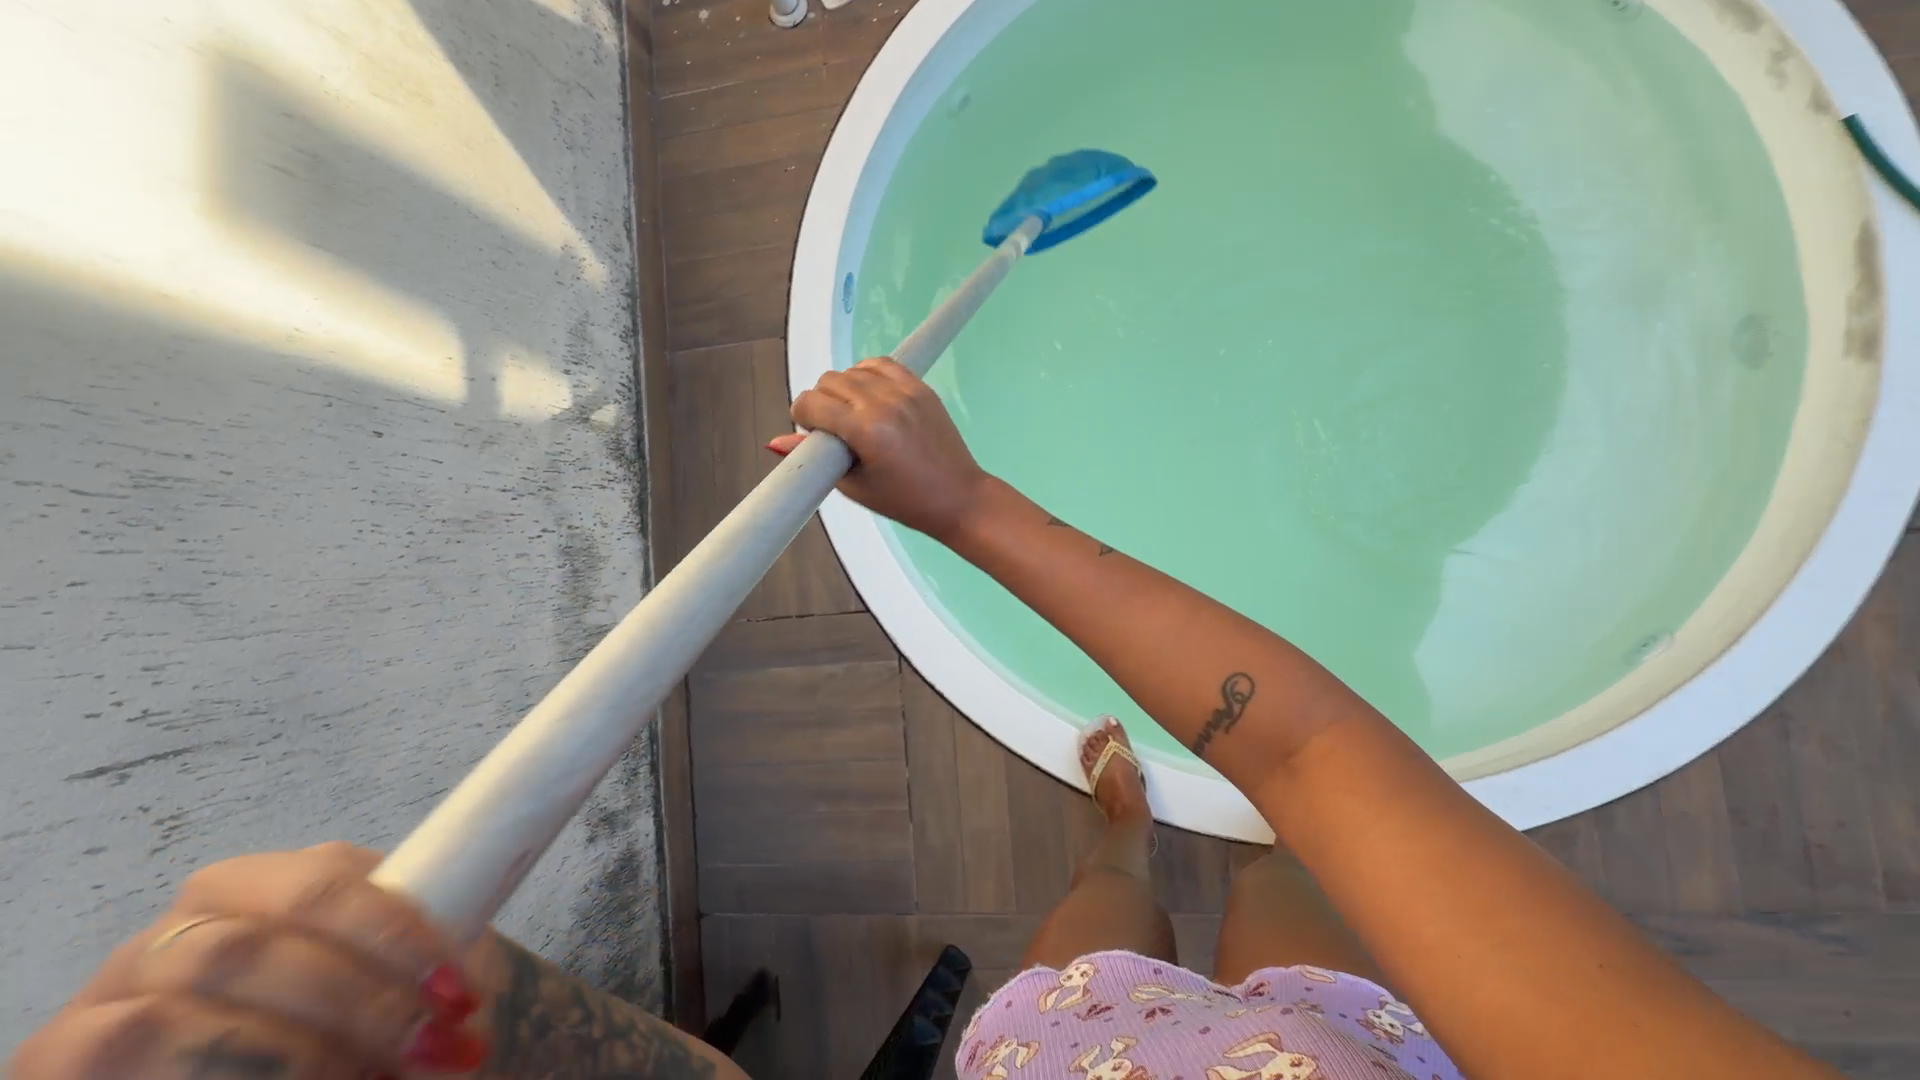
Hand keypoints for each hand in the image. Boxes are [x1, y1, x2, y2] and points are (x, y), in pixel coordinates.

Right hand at [10, 843, 488, 1078]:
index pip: (316, 885)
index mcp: (253, 884)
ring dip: (292, 1060)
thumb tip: (453, 982)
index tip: (456, 992)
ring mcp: (104, 1016)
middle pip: (245, 956)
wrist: (371, 1057)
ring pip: (163, 1030)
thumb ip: (416, 933)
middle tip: (431, 1047)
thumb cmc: (391, 1009)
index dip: (390, 936)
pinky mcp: (61, 1079)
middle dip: (351, 1008)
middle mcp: (166, 940)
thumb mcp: (410, 961)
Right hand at [771, 358, 992, 540]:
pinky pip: (881, 364)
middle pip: (829, 381)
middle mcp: (884, 403)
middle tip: (833, 430)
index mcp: (865, 431)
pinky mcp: (920, 387)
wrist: (958, 497)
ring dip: (844, 389)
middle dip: (821, 402)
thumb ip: (815, 458)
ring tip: (854, 416)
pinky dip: (868, 375)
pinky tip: (869, 397)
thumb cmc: (905, 501)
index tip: (812, 434)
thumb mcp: (854, 486)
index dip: (802, 417)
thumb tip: (775, 443)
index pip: (811, 402)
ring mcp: (906, 391)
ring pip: (853, 370)